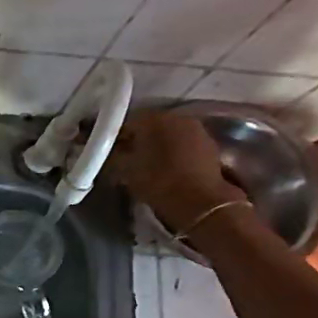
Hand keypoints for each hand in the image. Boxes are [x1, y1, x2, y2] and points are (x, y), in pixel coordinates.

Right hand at [102, 109, 246, 233]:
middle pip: (151, 125)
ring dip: (158, 144)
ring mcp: (196, 129)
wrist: (198, 201)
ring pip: (169, 133)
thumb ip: (114, 156)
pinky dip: (175, 151)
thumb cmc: (157, 182)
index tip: (108, 151)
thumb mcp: (126, 170)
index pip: (127, 122)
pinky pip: (185, 143)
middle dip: (138, 138)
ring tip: (149, 164)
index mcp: (153, 119)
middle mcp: (176, 116)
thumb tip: (110, 150)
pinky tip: (169, 167)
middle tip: (127, 158)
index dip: (115, 136)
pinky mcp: (210, 144)